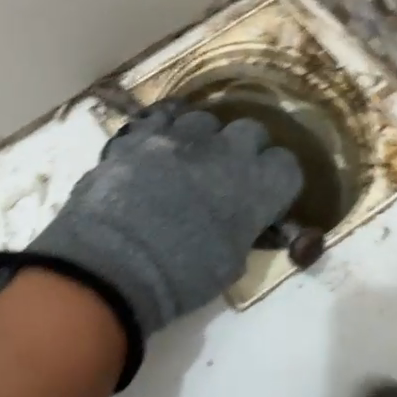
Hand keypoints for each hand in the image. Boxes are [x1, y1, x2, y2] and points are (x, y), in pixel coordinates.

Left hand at [0, 100, 301, 386]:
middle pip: (250, 132)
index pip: (286, 166)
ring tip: (186, 160)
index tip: (263, 193)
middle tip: (226, 174)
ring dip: (201, 138)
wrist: (110, 266)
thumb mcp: (229, 262)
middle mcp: (225, 152)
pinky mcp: (140, 133)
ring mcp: (179, 136)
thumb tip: (238, 215)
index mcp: (256, 188)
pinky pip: (161, 116)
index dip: (274, 179)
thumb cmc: (177, 279)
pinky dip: (163, 128)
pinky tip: (156, 146)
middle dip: (243, 150)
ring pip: (204, 119)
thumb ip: (241, 226)